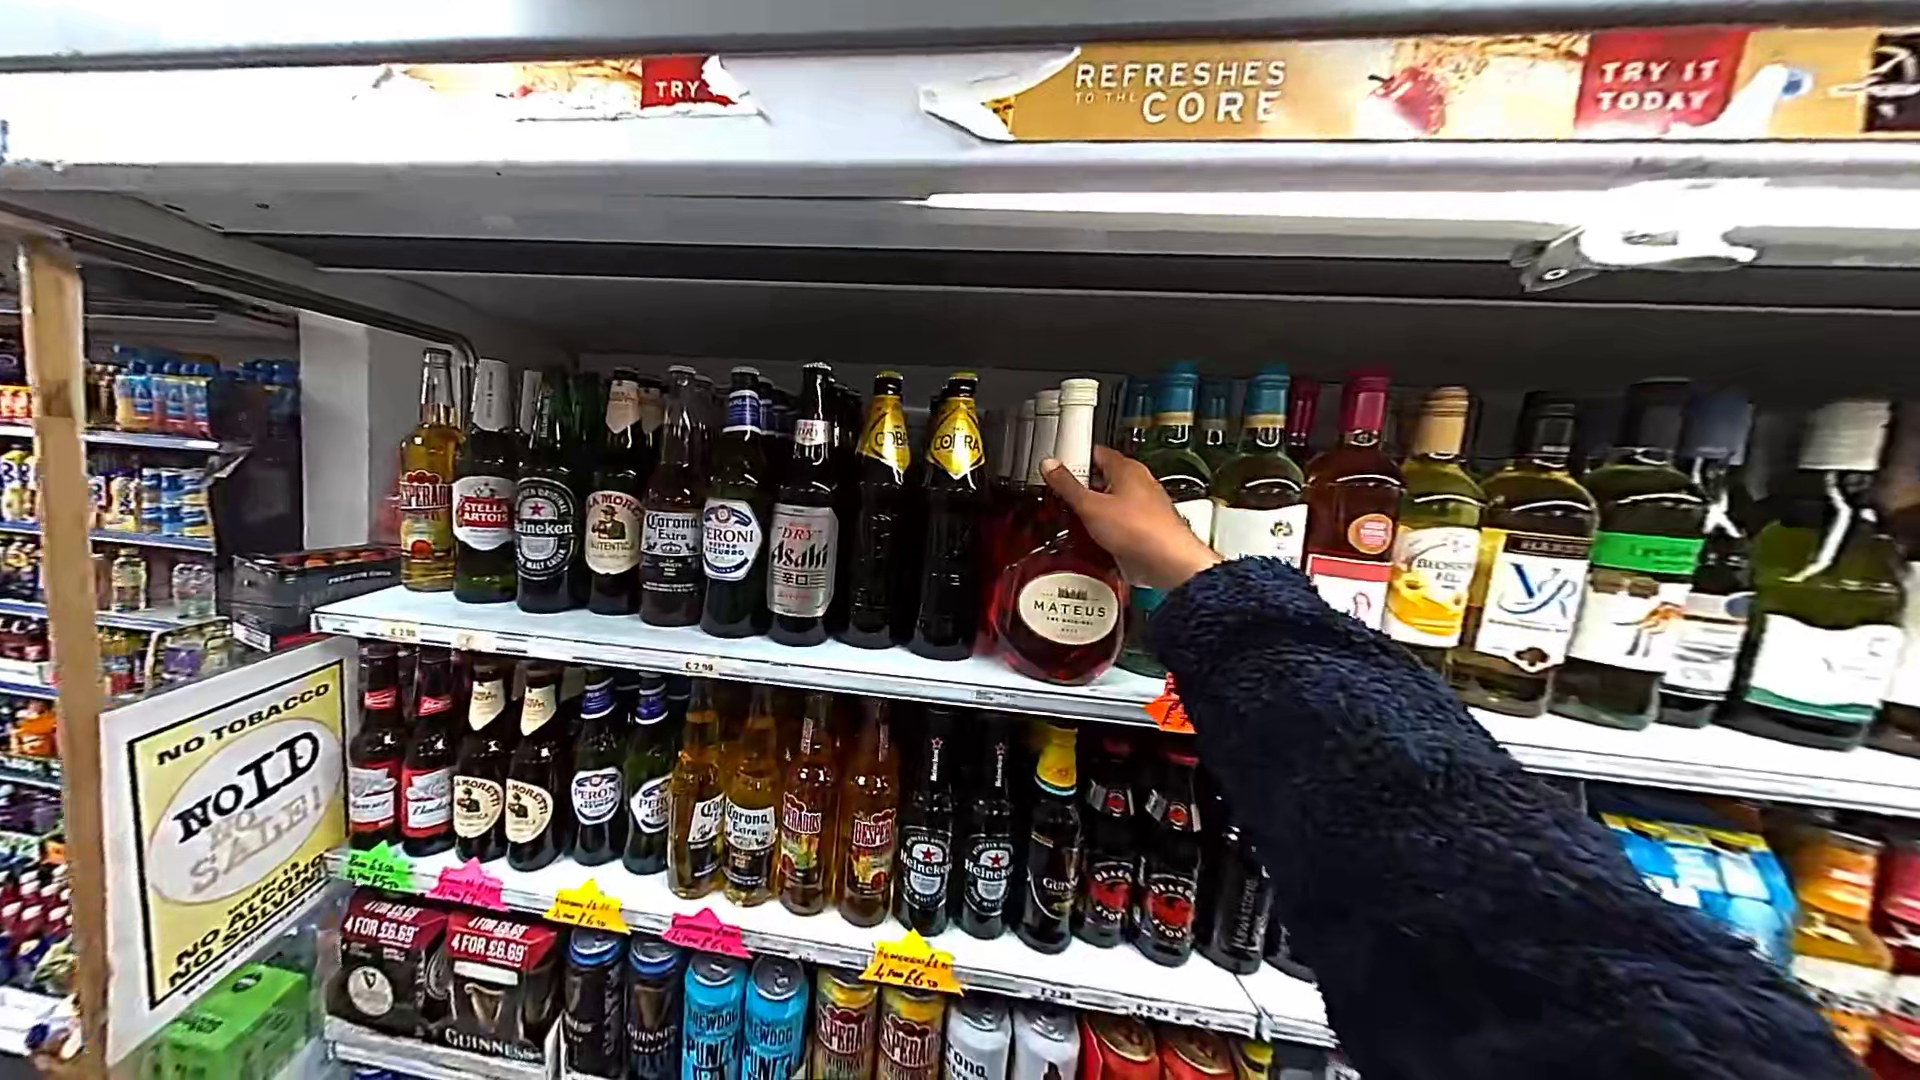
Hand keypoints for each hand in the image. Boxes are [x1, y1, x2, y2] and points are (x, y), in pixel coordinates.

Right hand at [1041, 445, 1221, 590]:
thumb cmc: (1140, 529)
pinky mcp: (1143, 528)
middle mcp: (1138, 484)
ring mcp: (1142, 507)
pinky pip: (1118, 522)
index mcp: (1127, 469)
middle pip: (1102, 478)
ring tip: (1076, 518)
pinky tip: (1094, 537)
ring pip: (1110, 502)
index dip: (1075, 458)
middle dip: (1082, 488)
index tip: (1058, 468)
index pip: (1096, 452)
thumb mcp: (1090, 505)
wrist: (1167, 562)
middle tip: (1064, 495)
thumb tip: (1050, 466)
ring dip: (1093, 510)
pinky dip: (1104, 527)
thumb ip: (1067, 485)